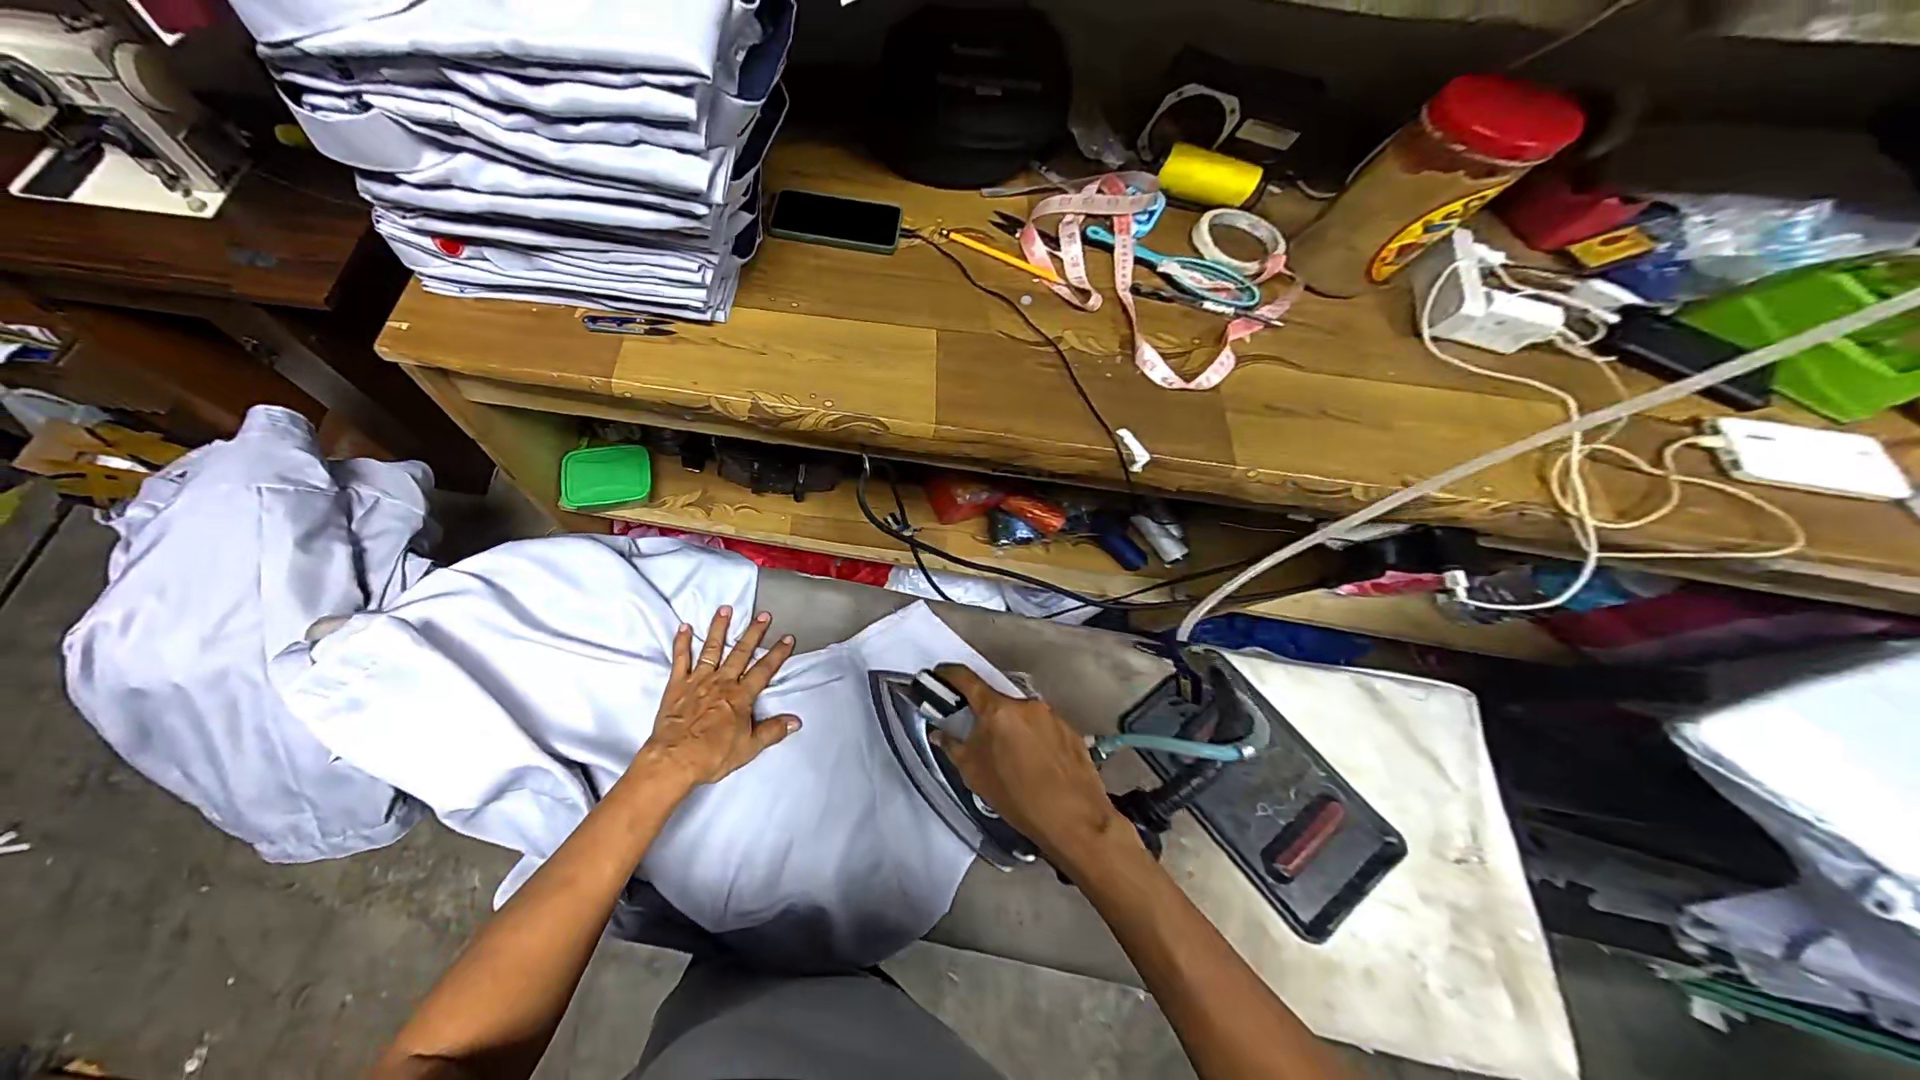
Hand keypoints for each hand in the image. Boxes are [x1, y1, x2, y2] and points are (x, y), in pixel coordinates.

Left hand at [631, 606, 799, 790]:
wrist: (674, 759)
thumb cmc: (712, 755)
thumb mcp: (750, 747)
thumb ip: (773, 730)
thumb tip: (795, 721)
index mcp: (740, 696)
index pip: (764, 670)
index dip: (777, 654)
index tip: (787, 638)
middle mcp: (721, 682)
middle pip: (741, 653)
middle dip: (754, 633)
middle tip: (763, 615)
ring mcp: (698, 681)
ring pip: (712, 648)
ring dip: (719, 628)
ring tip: (725, 610)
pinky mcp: (677, 685)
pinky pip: (680, 659)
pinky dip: (682, 642)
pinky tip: (684, 627)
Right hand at [932, 664, 1131, 863]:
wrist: (1074, 819)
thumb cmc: (1021, 798)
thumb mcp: (975, 774)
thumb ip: (954, 746)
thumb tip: (943, 734)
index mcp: (998, 710)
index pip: (967, 679)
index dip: (950, 675)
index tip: (942, 676)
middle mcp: (1027, 705)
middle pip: (997, 701)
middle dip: (986, 716)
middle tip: (979, 739)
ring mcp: (1052, 716)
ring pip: (1022, 716)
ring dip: (1012, 730)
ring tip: (1012, 761)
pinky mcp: (1070, 730)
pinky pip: (1044, 728)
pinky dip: (1034, 740)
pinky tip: (1034, 766)